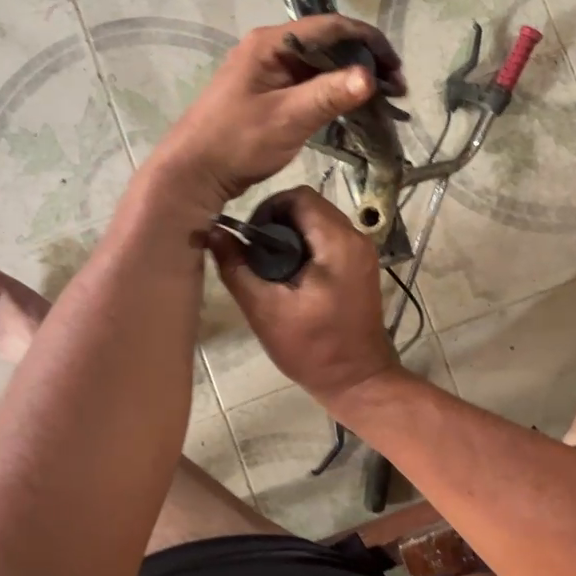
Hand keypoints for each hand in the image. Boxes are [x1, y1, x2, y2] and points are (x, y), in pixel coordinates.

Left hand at [153, 15, 401, 207]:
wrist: (193, 173)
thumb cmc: (236, 142)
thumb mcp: (286, 118)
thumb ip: (328, 96)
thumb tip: (369, 77)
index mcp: (272, 44)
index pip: (331, 27)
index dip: (369, 42)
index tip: (396, 68)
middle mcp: (272, 49)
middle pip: (330, 44)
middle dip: (366, 63)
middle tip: (396, 90)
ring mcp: (270, 71)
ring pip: (323, 66)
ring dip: (353, 80)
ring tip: (383, 101)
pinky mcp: (271, 94)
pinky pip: (312, 85)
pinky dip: (336, 94)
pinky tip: (356, 111)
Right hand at [212, 187, 400, 403]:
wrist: (357, 379)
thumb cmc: (312, 348)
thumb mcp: (265, 309)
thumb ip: (237, 267)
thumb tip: (212, 232)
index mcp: (338, 242)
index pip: (299, 196)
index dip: (268, 208)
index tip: (250, 235)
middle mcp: (357, 238)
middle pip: (311, 206)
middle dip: (278, 221)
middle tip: (255, 251)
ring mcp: (363, 252)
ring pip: (320, 222)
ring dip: (292, 234)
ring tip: (268, 264)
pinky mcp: (361, 266)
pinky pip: (329, 240)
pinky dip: (307, 246)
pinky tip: (288, 274)